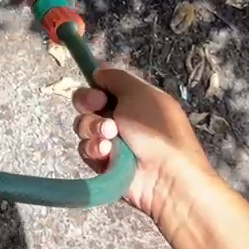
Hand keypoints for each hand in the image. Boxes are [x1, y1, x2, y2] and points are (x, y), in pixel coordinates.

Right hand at [71, 67, 214, 220]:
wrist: (166, 176)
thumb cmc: (157, 129)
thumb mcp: (141, 93)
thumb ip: (116, 77)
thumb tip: (98, 71)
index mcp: (134, 99)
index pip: (104, 84)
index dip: (96, 82)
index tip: (97, 85)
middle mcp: (120, 117)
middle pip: (87, 101)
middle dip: (88, 102)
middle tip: (98, 106)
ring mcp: (110, 140)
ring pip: (82, 124)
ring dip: (93, 127)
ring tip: (109, 136)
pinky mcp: (102, 161)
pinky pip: (85, 147)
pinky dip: (94, 148)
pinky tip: (106, 152)